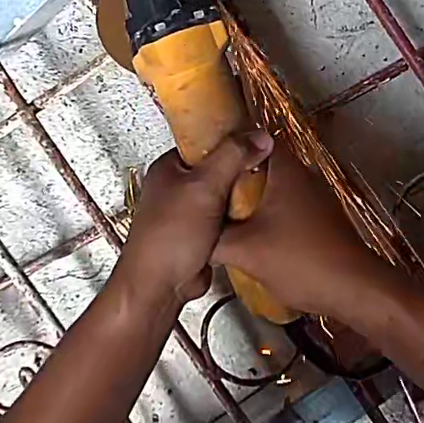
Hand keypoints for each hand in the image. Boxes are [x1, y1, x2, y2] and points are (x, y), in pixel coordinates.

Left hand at [113, 130, 274, 304]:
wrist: (160, 286)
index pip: (205, 141)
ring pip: (224, 195)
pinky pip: (226, 218)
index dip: (231, 139)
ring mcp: (188, 211)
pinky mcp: (200, 233)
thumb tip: (259, 136)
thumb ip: (232, 158)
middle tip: (264, 168)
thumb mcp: (204, 187)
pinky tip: (254, 218)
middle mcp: (177, 187)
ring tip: (264, 192)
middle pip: (217, 168)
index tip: (257, 139)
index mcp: (170, 168)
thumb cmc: (168, 237)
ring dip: (241, 197)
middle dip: (239, 171)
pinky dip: (238, 219)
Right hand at [212, 147, 402, 319]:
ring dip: (249, 197)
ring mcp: (314, 199)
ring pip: (272, 187)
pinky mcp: (319, 221)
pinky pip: (284, 207)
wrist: (353, 290)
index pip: (253, 138)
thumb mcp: (244, 251)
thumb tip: (194, 237)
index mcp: (286, 171)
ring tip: (222, 212)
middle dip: (233, 175)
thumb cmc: (303, 261)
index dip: (227, 143)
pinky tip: (250, 234)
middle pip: (261, 163)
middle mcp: (303, 178)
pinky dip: (265, 215)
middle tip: (207, 186)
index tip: (205, 153)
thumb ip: (213, 240)